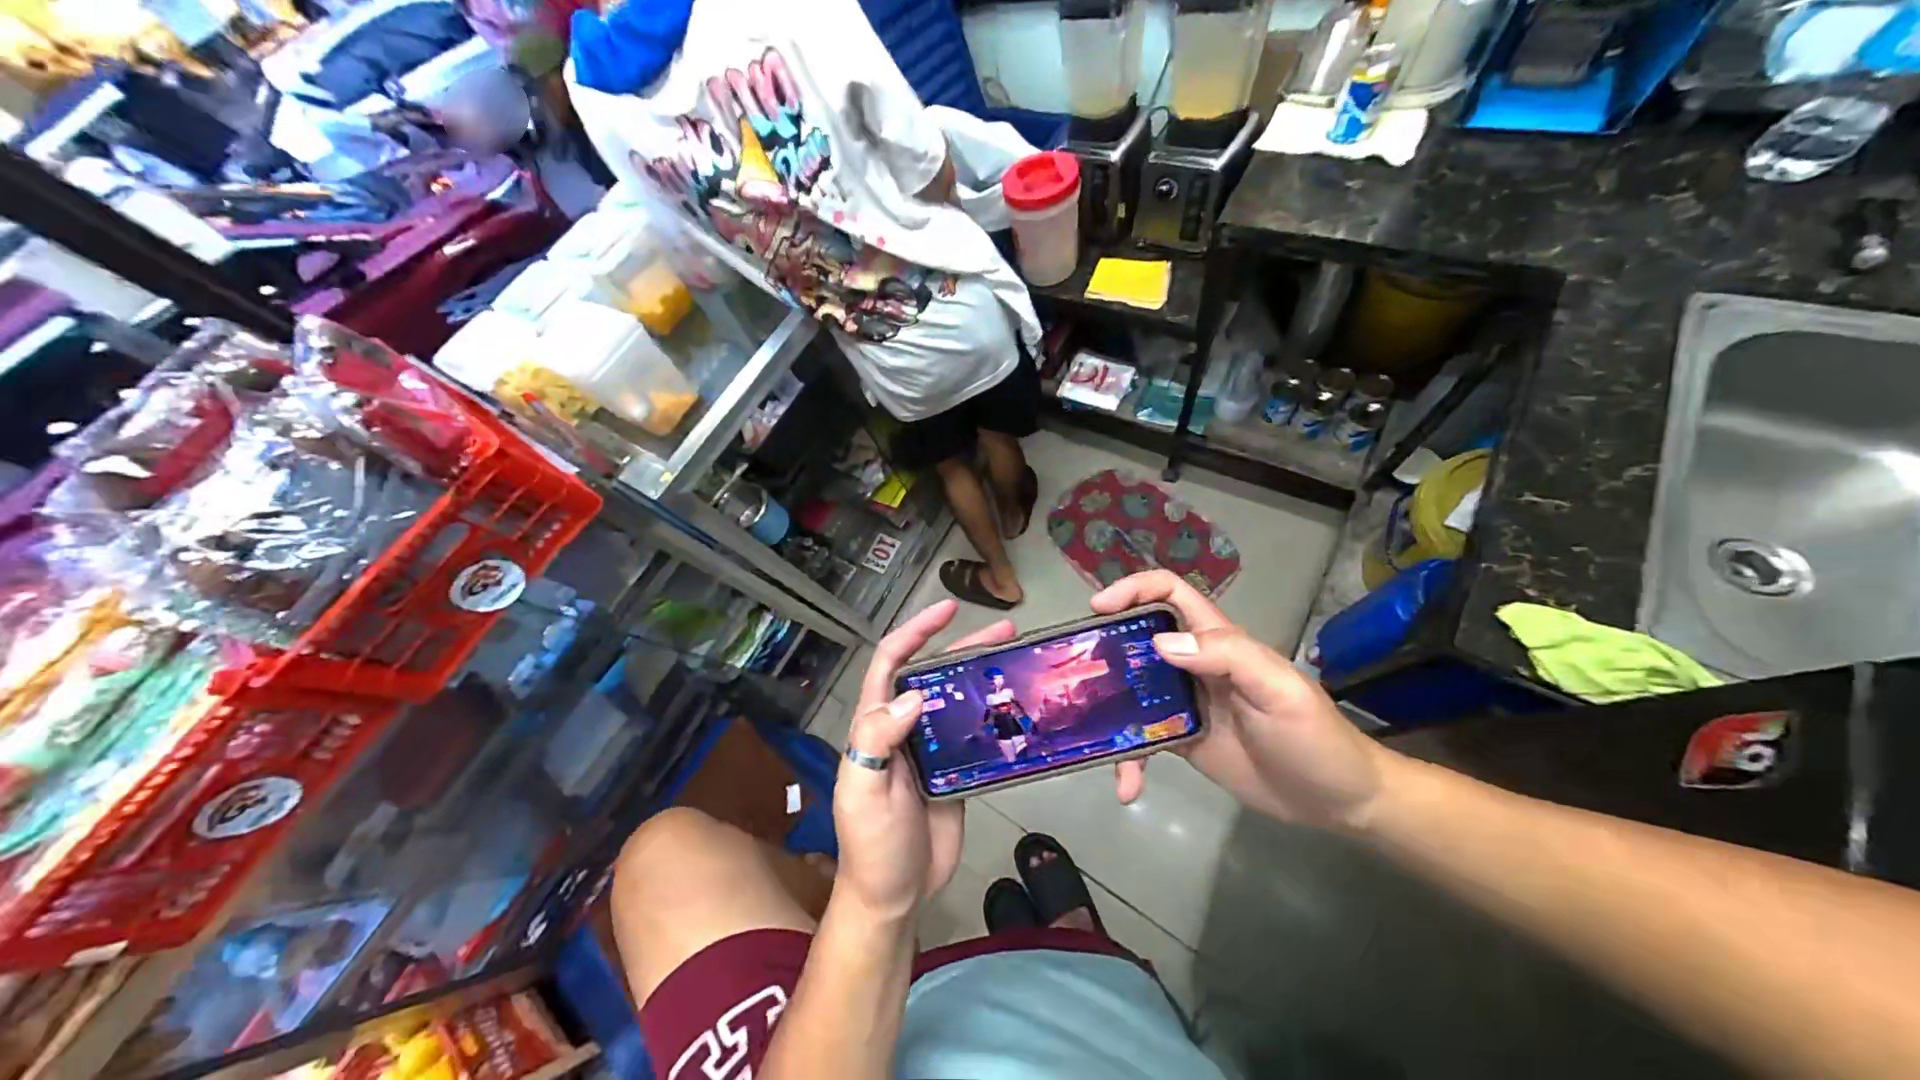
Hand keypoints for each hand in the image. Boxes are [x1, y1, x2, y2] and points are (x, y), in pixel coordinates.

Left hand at [833, 599, 1016, 920]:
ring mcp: (930, 748)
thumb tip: (914, 695)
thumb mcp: (865, 794)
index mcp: (874, 725)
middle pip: (931, 674)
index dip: (915, 632)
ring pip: (956, 699)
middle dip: (961, 647)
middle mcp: (902, 728)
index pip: (891, 664)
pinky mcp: (954, 770)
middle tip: (1003, 631)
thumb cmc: (872, 846)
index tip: (947, 611)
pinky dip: (994, 715)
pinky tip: (1018, 706)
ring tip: (1016, 659)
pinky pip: (974, 732)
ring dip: (982, 676)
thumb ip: (878, 742)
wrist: (896, 895)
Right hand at [1093, 571, 1391, 830]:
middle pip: (1139, 639)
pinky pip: (1141, 740)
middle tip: (1074, 667)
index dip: (1135, 589)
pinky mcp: (1180, 739)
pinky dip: (1129, 761)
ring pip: (1132, 690)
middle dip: (1105, 646)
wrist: (1337, 801)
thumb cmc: (1313, 737)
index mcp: (1218, 641)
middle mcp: (1194, 665)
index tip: (1099, 607)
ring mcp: (1183, 703)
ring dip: (1107, 708)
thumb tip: (1160, 643)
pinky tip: (1127, 787)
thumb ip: (1228, 656)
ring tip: (1085, 730)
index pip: (1171, 595)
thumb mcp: (1279, 690)